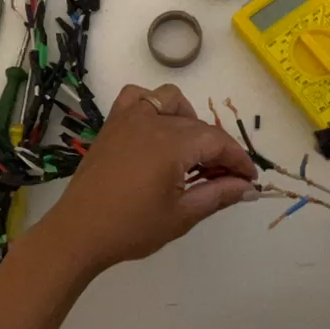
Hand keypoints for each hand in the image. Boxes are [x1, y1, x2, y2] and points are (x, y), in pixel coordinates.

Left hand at [28, 83, 257, 275]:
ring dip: (188, 120)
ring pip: (170, 101)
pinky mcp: (112, 124)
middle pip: (198, 126)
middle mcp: (153, 122)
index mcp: (172, 144)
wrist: (79, 231)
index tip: (250, 180)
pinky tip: (157, 129)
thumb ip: (218, 195)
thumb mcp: (182, 215)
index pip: (218, 142)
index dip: (238, 160)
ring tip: (190, 152)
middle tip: (224, 180)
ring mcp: (129, 118)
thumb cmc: (131, 228)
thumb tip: (248, 187)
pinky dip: (152, 105)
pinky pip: (137, 97)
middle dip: (217, 149)